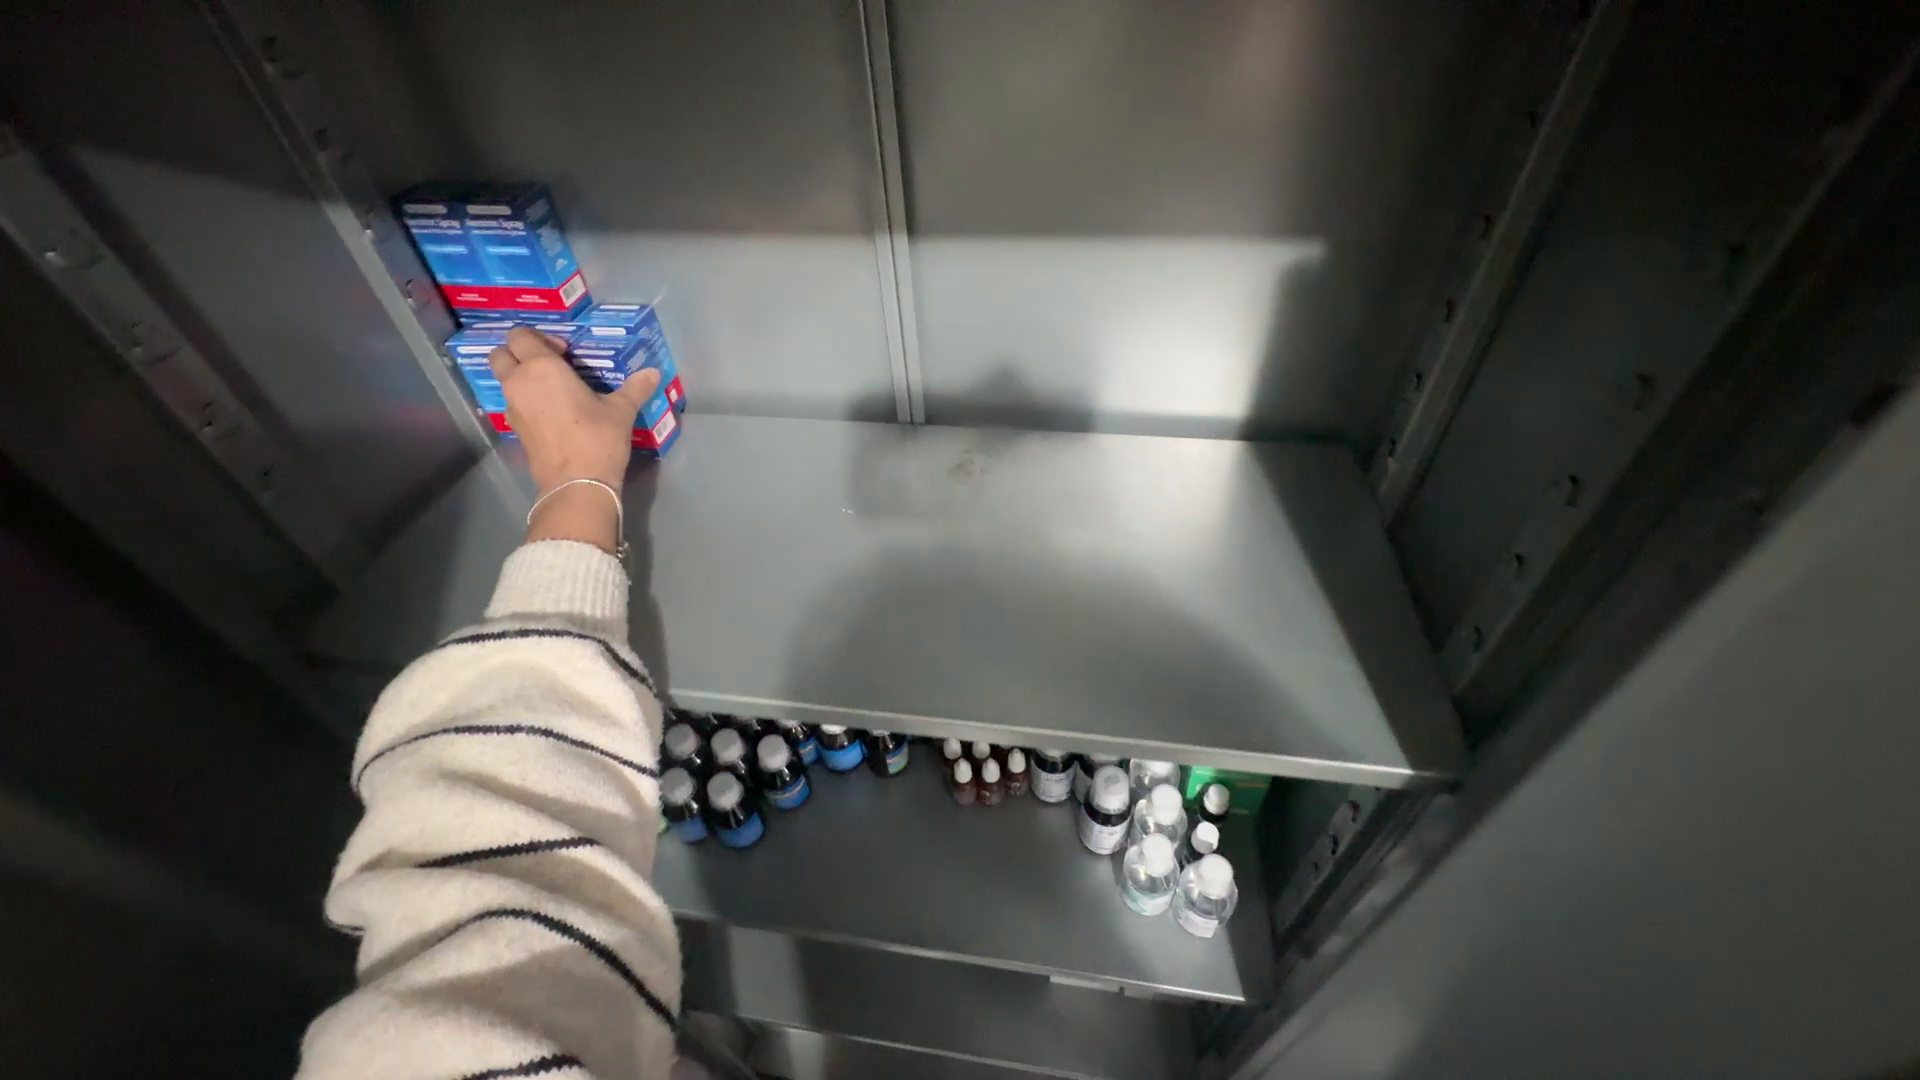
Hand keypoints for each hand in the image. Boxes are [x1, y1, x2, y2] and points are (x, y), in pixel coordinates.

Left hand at [489, 327, 661, 552]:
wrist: (577, 483)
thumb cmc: (598, 438)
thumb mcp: (621, 410)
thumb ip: (635, 388)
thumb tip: (654, 372)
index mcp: (542, 368)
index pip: (520, 336)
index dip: (539, 338)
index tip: (565, 352)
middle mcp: (519, 382)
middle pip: (501, 354)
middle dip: (518, 353)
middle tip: (549, 365)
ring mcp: (512, 407)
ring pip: (505, 380)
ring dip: (521, 378)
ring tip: (554, 389)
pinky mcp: (514, 428)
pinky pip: (513, 403)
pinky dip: (526, 401)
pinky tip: (553, 412)